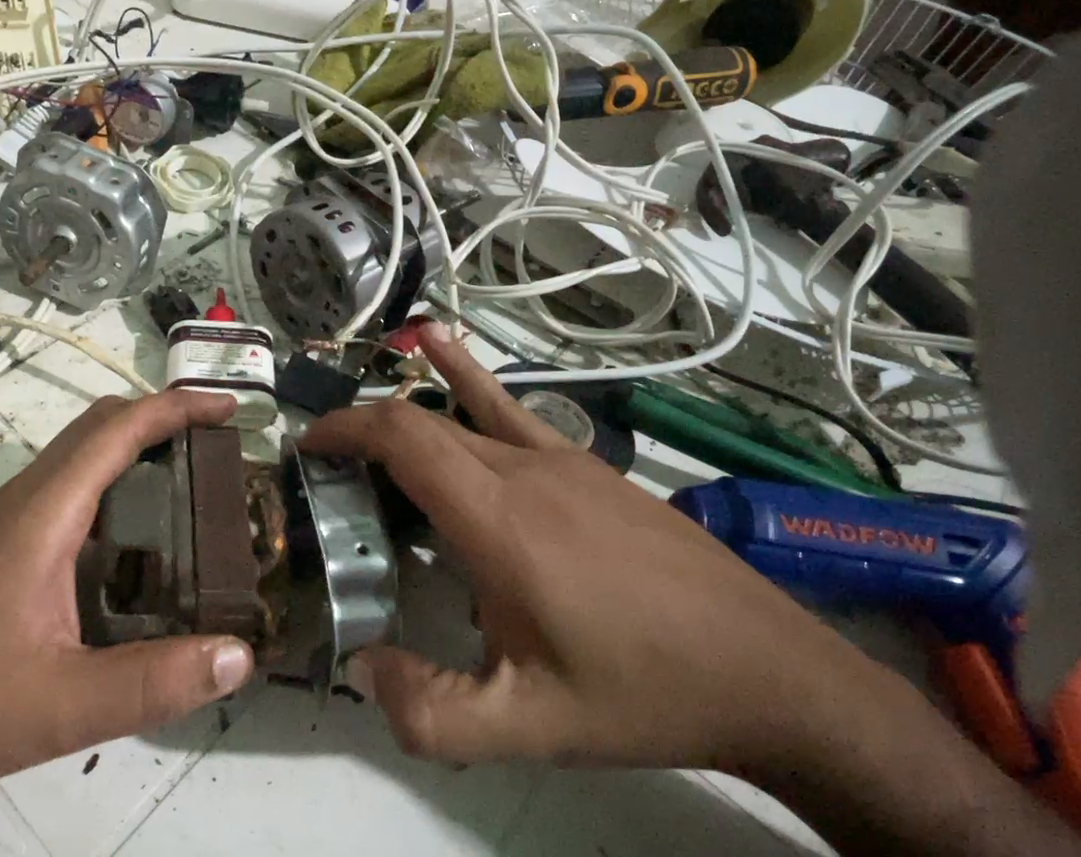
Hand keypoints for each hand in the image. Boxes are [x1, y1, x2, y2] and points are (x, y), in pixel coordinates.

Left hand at [0, 390, 252, 801]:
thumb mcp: (68, 706)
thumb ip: (156, 683)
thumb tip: (238, 655)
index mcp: (41, 518)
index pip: (115, 432)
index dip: (175, 408)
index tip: (230, 406)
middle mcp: (23, 504)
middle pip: (96, 429)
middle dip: (160, 418)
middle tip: (219, 444)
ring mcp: (6, 523)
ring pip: (77, 457)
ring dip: (133, 448)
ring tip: (191, 482)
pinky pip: (65, 490)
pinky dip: (110, 483)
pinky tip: (135, 538)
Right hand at [302, 323, 894, 773]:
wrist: (772, 675)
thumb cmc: (643, 695)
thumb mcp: (528, 729)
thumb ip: (429, 711)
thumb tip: (359, 666)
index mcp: (499, 521)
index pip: (402, 438)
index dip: (344, 429)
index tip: (308, 448)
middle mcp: (526, 471)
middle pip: (423, 422)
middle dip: (363, 435)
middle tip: (328, 477)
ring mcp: (565, 461)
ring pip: (462, 417)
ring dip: (405, 419)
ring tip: (363, 434)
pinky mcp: (592, 468)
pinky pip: (512, 412)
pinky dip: (465, 381)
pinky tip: (445, 352)